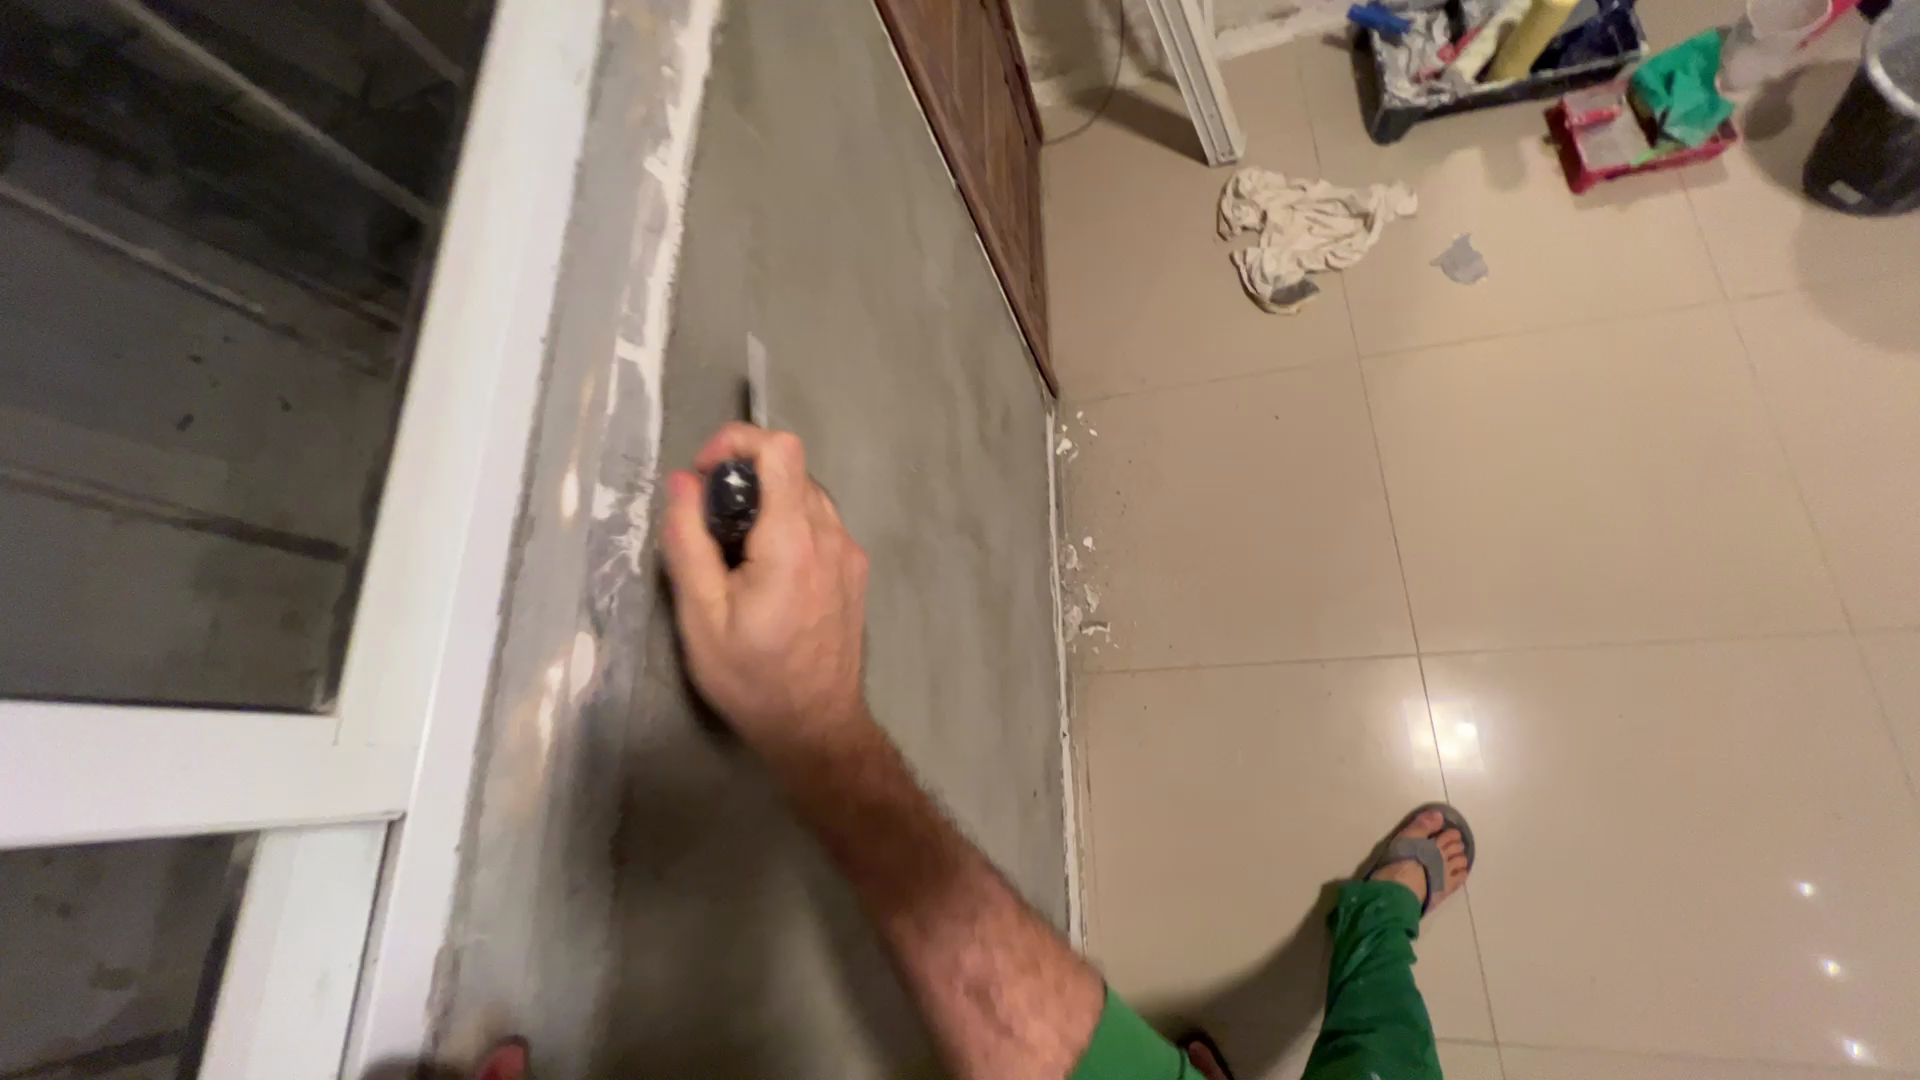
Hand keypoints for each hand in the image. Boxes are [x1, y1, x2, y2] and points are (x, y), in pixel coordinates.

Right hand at [660, 424, 872, 754]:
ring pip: (808, 496)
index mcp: (794, 540)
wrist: (818, 725)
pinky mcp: (856, 571)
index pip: (780, 449)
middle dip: (746, 480)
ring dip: (769, 505)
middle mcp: (832, 535)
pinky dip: (790, 527)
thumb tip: (683, 483)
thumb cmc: (753, 678)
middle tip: (712, 526)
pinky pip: (821, 524)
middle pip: (792, 469)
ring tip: (738, 555)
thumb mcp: (701, 617)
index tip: (705, 476)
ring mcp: (851, 553)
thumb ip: (689, 542)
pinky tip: (770, 574)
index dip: (737, 443)